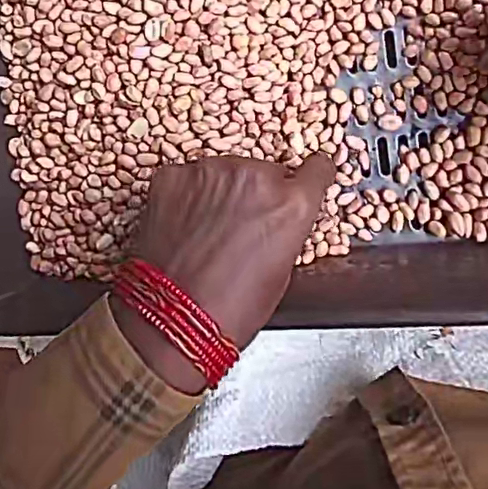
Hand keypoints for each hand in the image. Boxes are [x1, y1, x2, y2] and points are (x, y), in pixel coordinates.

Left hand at [117, 154, 335, 392]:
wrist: (169, 320)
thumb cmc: (229, 310)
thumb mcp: (282, 271)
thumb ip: (287, 228)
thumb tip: (280, 215)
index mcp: (292, 205)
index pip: (318, 167)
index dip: (310, 177)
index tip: (304, 181)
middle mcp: (255, 178)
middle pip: (267, 170)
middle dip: (258, 193)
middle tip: (242, 226)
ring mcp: (210, 172)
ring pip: (226, 171)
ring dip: (223, 191)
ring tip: (208, 231)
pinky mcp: (172, 175)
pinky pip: (189, 177)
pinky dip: (188, 195)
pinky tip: (184, 226)